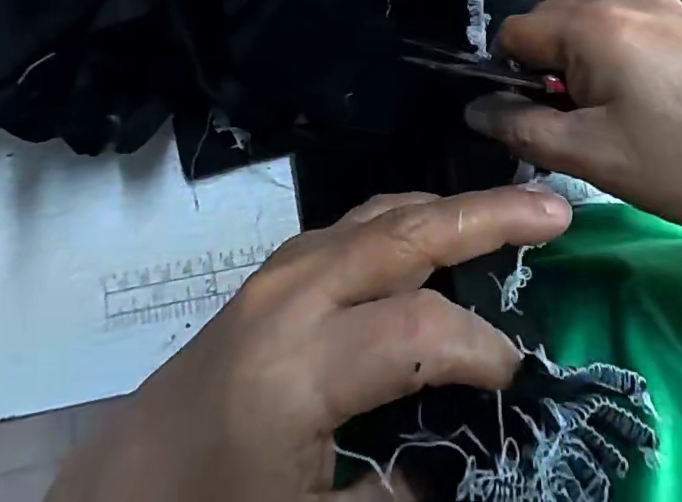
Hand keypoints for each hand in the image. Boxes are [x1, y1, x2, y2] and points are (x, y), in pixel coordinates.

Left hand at [45, 185, 572, 501]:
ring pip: (378, 215)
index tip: (517, 380)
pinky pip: (352, 226)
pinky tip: (432, 231)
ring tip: (508, 212)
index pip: (418, 331)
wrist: (128, 479)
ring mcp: (279, 271)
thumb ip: (398, 496)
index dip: (481, 351)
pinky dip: (404, 220)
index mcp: (297, 366)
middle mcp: (291, 295)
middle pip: (403, 233)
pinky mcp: (274, 270)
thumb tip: (462, 456)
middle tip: (554, 209)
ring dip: (446, 208)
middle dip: (485, 216)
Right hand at [464, 0, 681, 277]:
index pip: (512, 31)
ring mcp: (665, 7)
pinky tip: (652, 108)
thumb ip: (518, 125)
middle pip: (550, 25)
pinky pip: (627, 34)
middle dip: (545, 70)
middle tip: (575, 127)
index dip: (507, 76)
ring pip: (589, 30)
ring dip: (581, 68)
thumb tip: (474, 109)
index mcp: (592, 22)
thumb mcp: (589, 154)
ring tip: (617, 122)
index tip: (533, 119)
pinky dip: (617, 64)